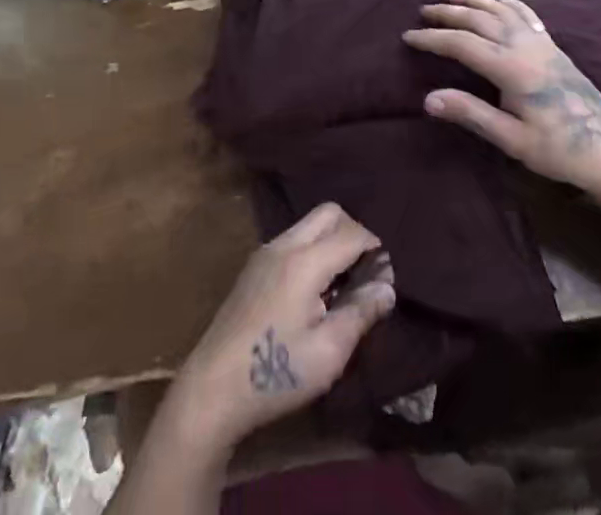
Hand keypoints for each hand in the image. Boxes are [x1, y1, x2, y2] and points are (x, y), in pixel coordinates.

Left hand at [160, 203, 395, 452]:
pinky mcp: (253, 269)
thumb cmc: (277, 372)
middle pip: (328, 213)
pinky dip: (313, 251)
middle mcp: (282, 246)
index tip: (387, 279)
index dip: (377, 250)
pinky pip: (292, 241)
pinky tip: (316, 291)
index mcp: (303, 261)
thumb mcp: (330, 350)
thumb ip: (361, 311)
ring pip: (308, 225)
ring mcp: (263, 254)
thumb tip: (387, 287)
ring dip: (332, 241)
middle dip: (354, 233)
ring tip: (344, 285)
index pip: (352, 233)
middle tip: (366, 272)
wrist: (214, 387)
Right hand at [402, 0, 600, 186]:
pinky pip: (526, 14)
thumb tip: (428, 98)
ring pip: (502, 10)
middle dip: (448, 13)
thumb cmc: (560, 149)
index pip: (462, 44)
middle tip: (422, 11)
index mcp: (511, 68)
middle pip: (480, 19)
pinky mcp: (554, 48)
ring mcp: (542, 44)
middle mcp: (526, 47)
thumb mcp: (510, 138)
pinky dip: (507, 2)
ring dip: (474, 0)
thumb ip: (470, 114)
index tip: (408, 37)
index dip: (432, 38)